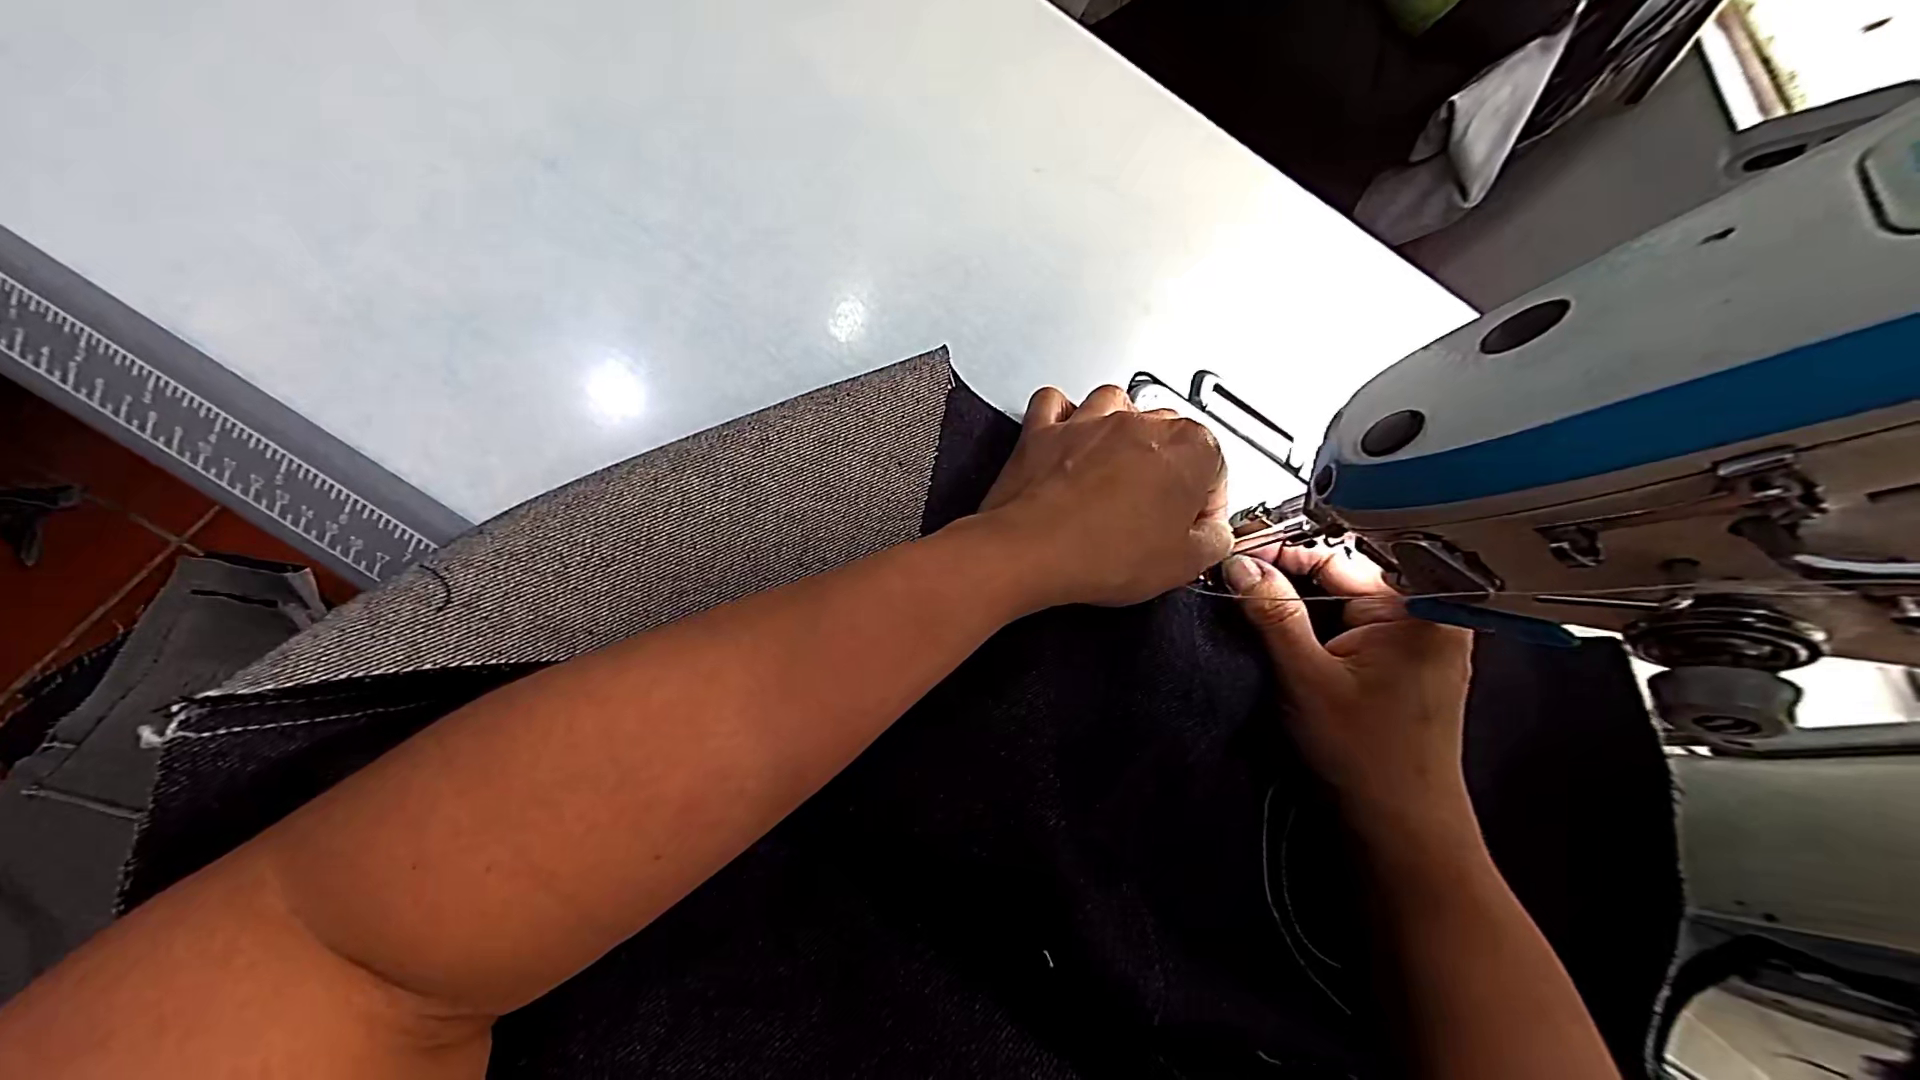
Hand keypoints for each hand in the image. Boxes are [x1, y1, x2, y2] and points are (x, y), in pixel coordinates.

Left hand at [977, 385, 1231, 608]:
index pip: (1215, 466)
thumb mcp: (1184, 564)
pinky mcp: (1044, 430)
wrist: (1031, 552)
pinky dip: (1062, 417)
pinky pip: (1055, 405)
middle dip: (1167, 471)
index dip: (1205, 503)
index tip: (1193, 527)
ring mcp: (1089, 422)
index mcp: (1188, 447)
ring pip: (1116, 407)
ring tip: (1116, 473)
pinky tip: (1069, 440)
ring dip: (1120, 434)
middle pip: (1168, 435)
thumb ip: (1213, 540)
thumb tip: (1213, 534)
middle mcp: (1139, 423)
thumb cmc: (1101, 554)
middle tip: (1155, 513)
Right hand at [1223, 544, 1474, 834]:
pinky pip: (1355, 616)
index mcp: (1419, 610)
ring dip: (1301, 594)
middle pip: (1345, 570)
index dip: (1284, 551)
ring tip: (1254, 595)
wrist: (1400, 818)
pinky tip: (1286, 620)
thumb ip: (1273, 613)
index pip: (1339, 555)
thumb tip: (1242, 566)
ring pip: (1346, 593)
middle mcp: (1429, 614)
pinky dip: (1318, 615)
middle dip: (1289, 571)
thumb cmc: (1366, 755)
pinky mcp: (1404, 654)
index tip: (1241, 556)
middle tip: (1239, 574)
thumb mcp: (1307, 676)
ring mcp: (1419, 634)